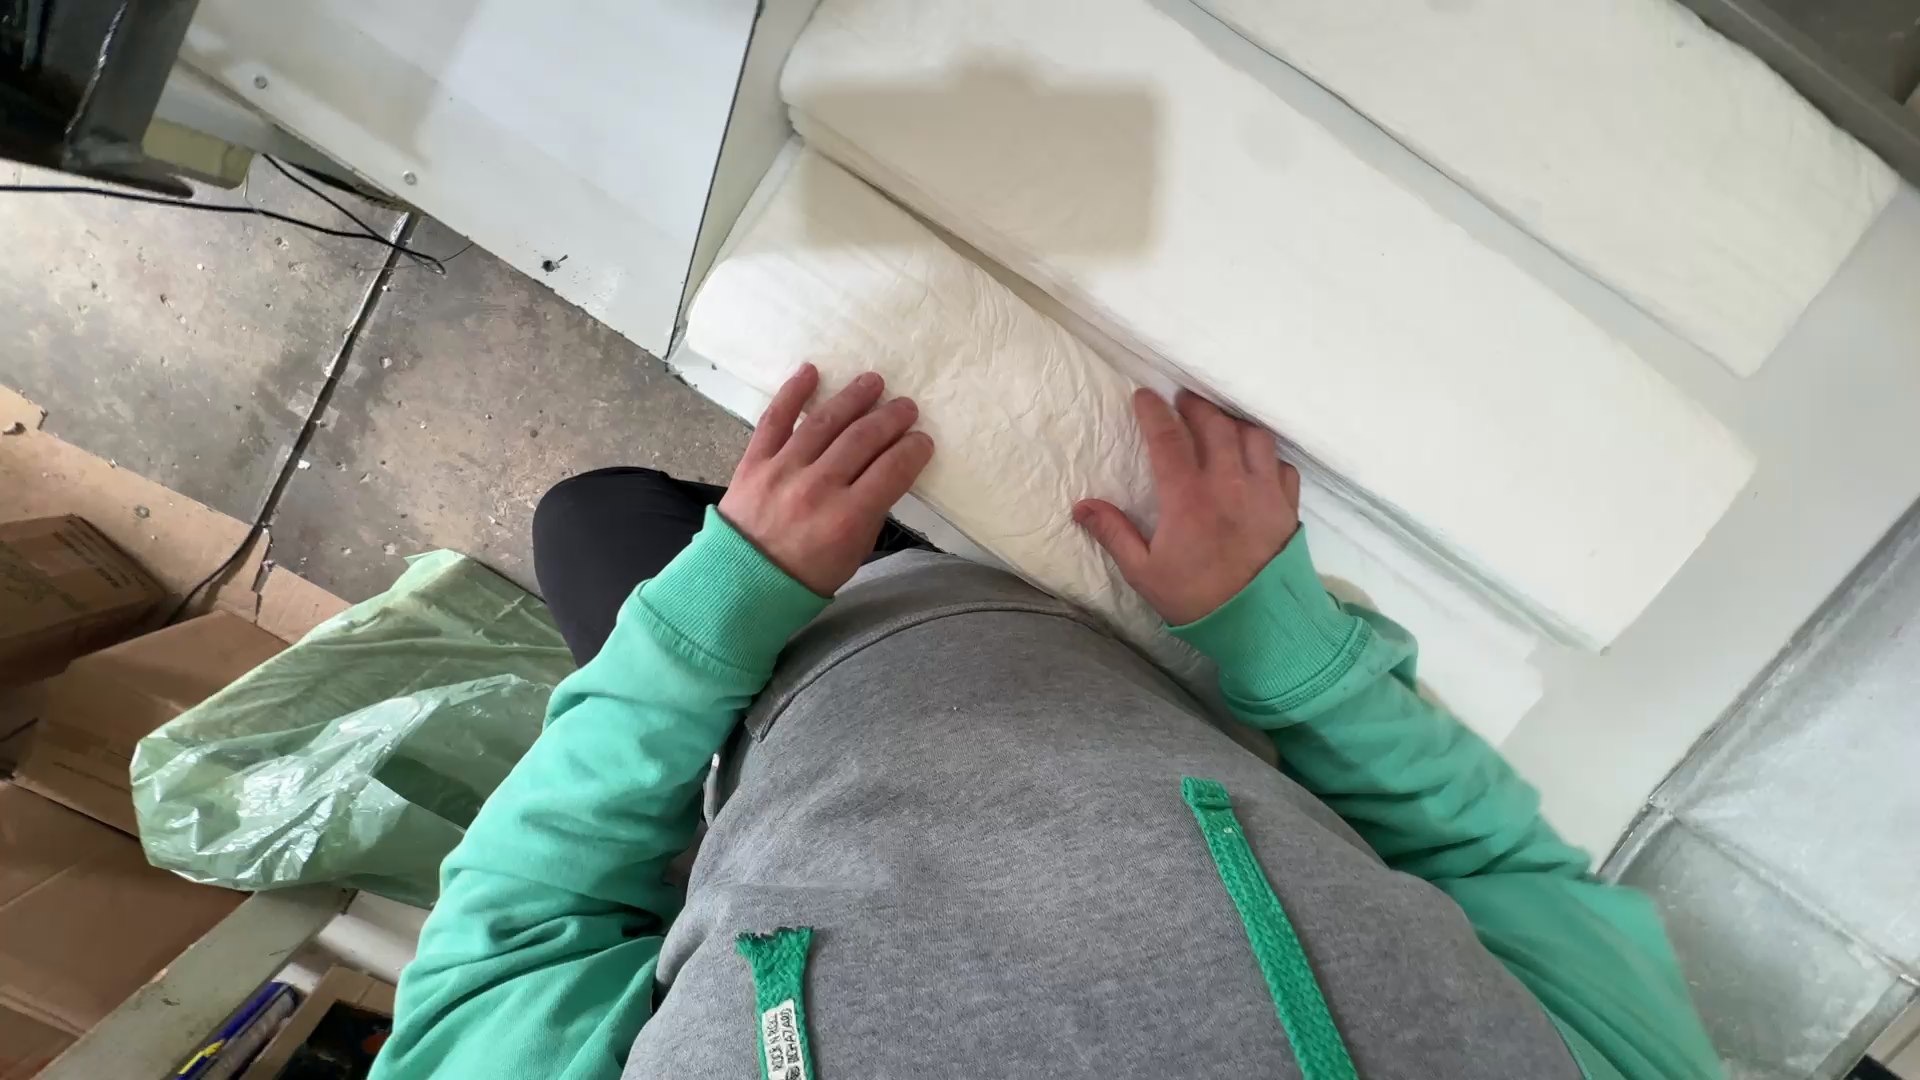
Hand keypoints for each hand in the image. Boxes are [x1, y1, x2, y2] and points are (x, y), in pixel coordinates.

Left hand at [718, 364, 934, 594]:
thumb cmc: (806, 575)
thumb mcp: (854, 553)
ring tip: (873, 382)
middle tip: (907, 406)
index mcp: (848, 518)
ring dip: (853, 397)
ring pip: (825, 422)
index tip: (924, 439)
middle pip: (863, 439)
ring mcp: (783, 471)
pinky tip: (811, 371)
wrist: (742, 585)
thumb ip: (871, 513)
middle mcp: (818, 488)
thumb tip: (885, 475)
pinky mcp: (754, 462)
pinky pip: (774, 419)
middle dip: (891, 418)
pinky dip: (792, 392)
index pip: (893, 470)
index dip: (914, 449)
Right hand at [1074, 389, 1299, 625]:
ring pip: (1253, 435)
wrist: (1260, 625)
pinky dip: (1265, 453)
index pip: (1168, 437)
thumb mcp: (1144, 572)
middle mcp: (1229, 483)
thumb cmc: (1196, 598)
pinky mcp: (1287, 506)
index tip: (1143, 396)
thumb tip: (1081, 507)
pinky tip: (1254, 459)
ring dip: (1233, 422)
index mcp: (1188, 496)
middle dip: (1195, 406)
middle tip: (1183, 401)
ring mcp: (1264, 491)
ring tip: (1219, 422)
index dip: (1154, 411)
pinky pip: (1280, 464)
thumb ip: (1114, 533)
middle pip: (1214, 424)